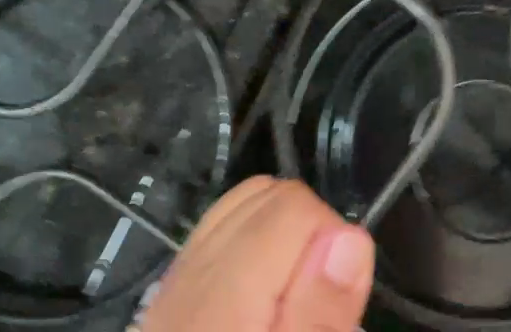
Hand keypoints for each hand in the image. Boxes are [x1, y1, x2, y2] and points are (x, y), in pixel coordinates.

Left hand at [139, 178, 372, 331]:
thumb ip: (319, 314)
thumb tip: (349, 235)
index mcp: (218, 302)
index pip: (290, 204)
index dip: (332, 234)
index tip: (342, 289)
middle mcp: (183, 282)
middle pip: (259, 195)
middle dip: (305, 230)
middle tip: (321, 298)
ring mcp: (166, 291)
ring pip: (232, 209)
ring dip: (277, 235)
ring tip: (298, 295)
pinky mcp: (161, 305)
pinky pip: (208, 240)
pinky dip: (245, 248)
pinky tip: (263, 296)